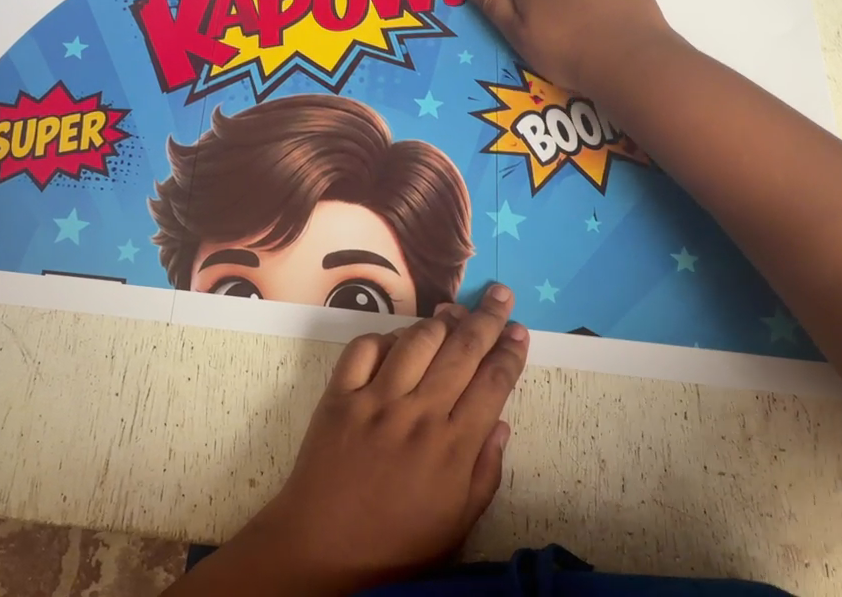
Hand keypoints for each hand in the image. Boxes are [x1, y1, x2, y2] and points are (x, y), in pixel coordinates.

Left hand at [172, 285, 529, 596]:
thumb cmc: (396, 543)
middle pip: (461, 351)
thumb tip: (501, 422)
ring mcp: (376, 400)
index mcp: (454, 447)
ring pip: (416, 341)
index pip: (492, 383)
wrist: (322, 547)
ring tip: (453, 311)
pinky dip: (384, 336)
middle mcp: (419, 414)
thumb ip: (485, 471)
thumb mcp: (457, 523)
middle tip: (500, 294)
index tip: (519, 330)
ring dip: (439, 322)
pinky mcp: (339, 395)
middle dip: (486, 318)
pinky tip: (397, 338)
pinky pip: (364, 348)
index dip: (510, 352)